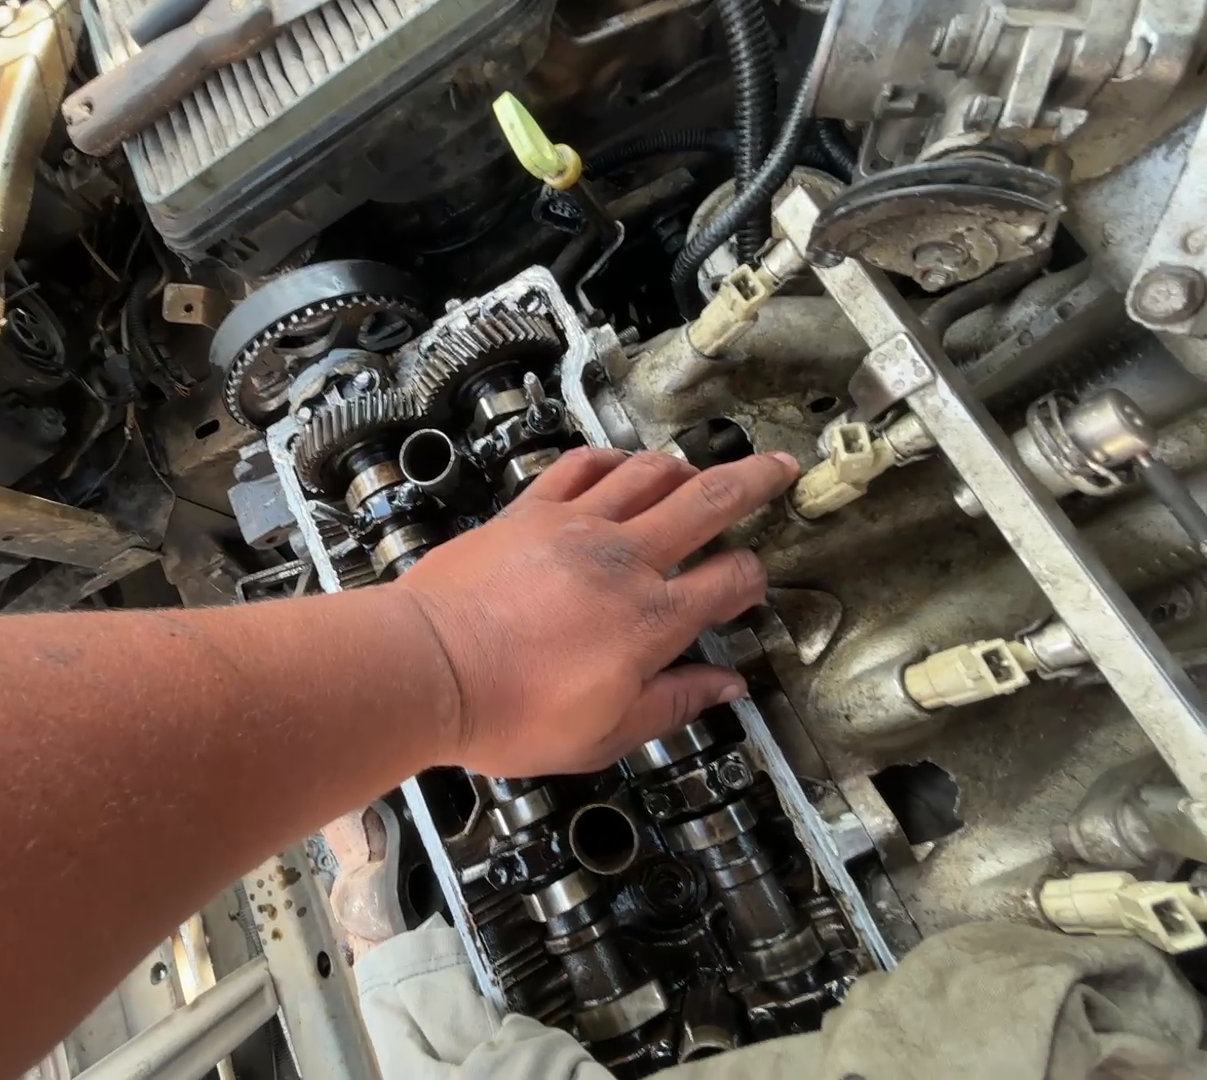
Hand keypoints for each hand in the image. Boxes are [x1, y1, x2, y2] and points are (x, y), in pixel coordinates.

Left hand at [392, 447, 799, 776]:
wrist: (427, 669)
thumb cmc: (508, 712)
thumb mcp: (602, 734)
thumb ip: (672, 704)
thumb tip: (727, 686)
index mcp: (650, 620)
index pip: (729, 582)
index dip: (752, 580)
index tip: (750, 585)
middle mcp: (624, 560)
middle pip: (706, 503)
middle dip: (753, 481)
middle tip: (779, 468)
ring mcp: (574, 526)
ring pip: (646, 474)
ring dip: (681, 467)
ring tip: (695, 470)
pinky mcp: (528, 511)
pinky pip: (578, 467)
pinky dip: (607, 459)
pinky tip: (617, 464)